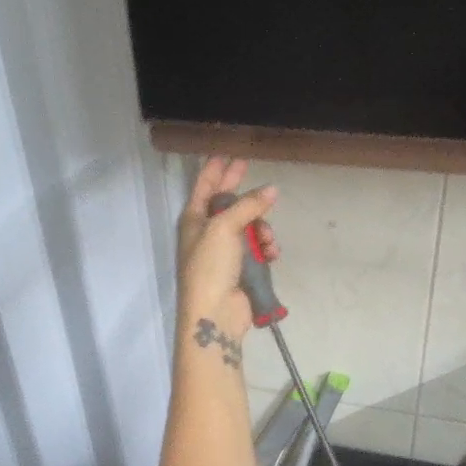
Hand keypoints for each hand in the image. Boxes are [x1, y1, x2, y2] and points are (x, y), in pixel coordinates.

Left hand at [175, 157, 277, 345]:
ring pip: (249, 227)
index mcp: (194, 219)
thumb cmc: (210, 266)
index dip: (215, 168)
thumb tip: (271, 190)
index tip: (227, 152)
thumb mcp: (224, 228)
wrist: (215, 313)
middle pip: (228, 204)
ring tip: (267, 240)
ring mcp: (224, 252)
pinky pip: (258, 249)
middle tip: (254, 171)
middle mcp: (207, 233)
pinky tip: (271, 254)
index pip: (204, 186)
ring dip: (262, 229)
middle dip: (243, 192)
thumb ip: (247, 205)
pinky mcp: (241, 269)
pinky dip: (266, 249)